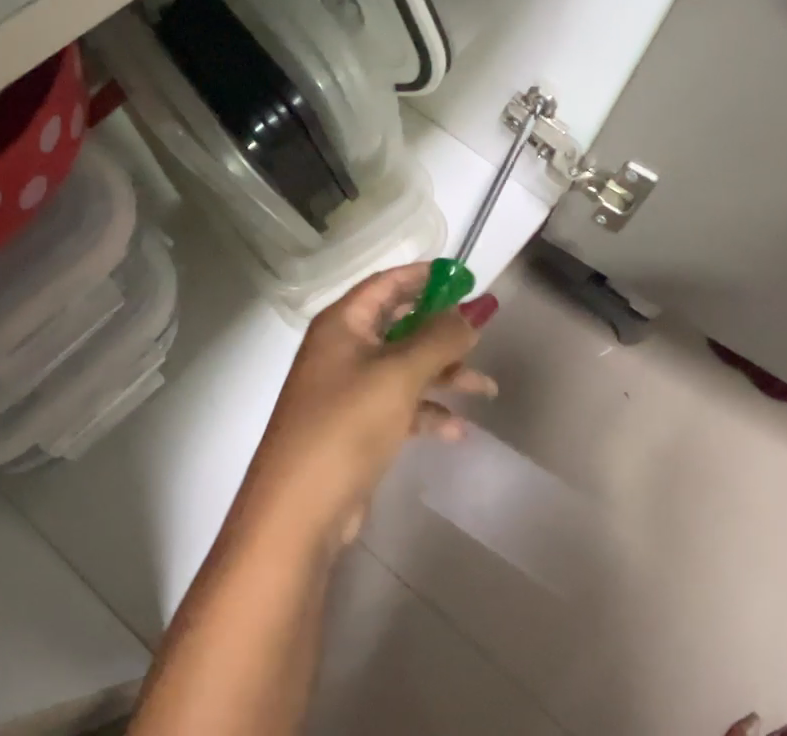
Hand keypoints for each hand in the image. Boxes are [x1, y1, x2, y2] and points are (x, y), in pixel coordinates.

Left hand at [232, 263, 500, 550]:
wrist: (300, 509)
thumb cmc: (346, 425)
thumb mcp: (399, 374)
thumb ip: (440, 338)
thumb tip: (474, 309)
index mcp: (343, 324)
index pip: (387, 284)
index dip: (425, 277)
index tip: (466, 279)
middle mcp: (342, 350)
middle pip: (400, 326)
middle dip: (443, 331)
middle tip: (484, 334)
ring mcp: (348, 391)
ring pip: (405, 369)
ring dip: (444, 375)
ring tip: (486, 390)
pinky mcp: (356, 428)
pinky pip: (400, 407)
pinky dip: (428, 413)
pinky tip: (458, 430)